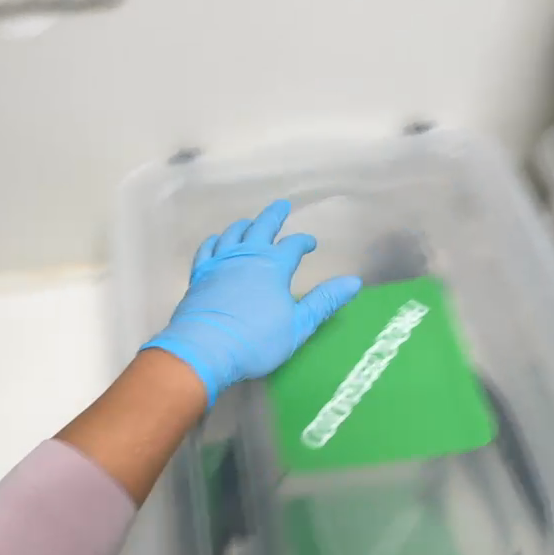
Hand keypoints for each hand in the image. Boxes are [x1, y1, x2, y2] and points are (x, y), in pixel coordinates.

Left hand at [144, 199, 362, 404]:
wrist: (204, 348)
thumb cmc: (257, 340)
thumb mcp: (298, 324)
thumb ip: (324, 301)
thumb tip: (354, 281)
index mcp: (274, 266)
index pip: (293, 246)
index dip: (304, 242)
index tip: (311, 244)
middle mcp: (247, 256)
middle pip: (262, 227)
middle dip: (275, 215)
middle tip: (282, 206)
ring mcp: (220, 263)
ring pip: (233, 234)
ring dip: (245, 225)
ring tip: (250, 222)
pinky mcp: (199, 275)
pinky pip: (207, 249)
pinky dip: (215, 241)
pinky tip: (217, 241)